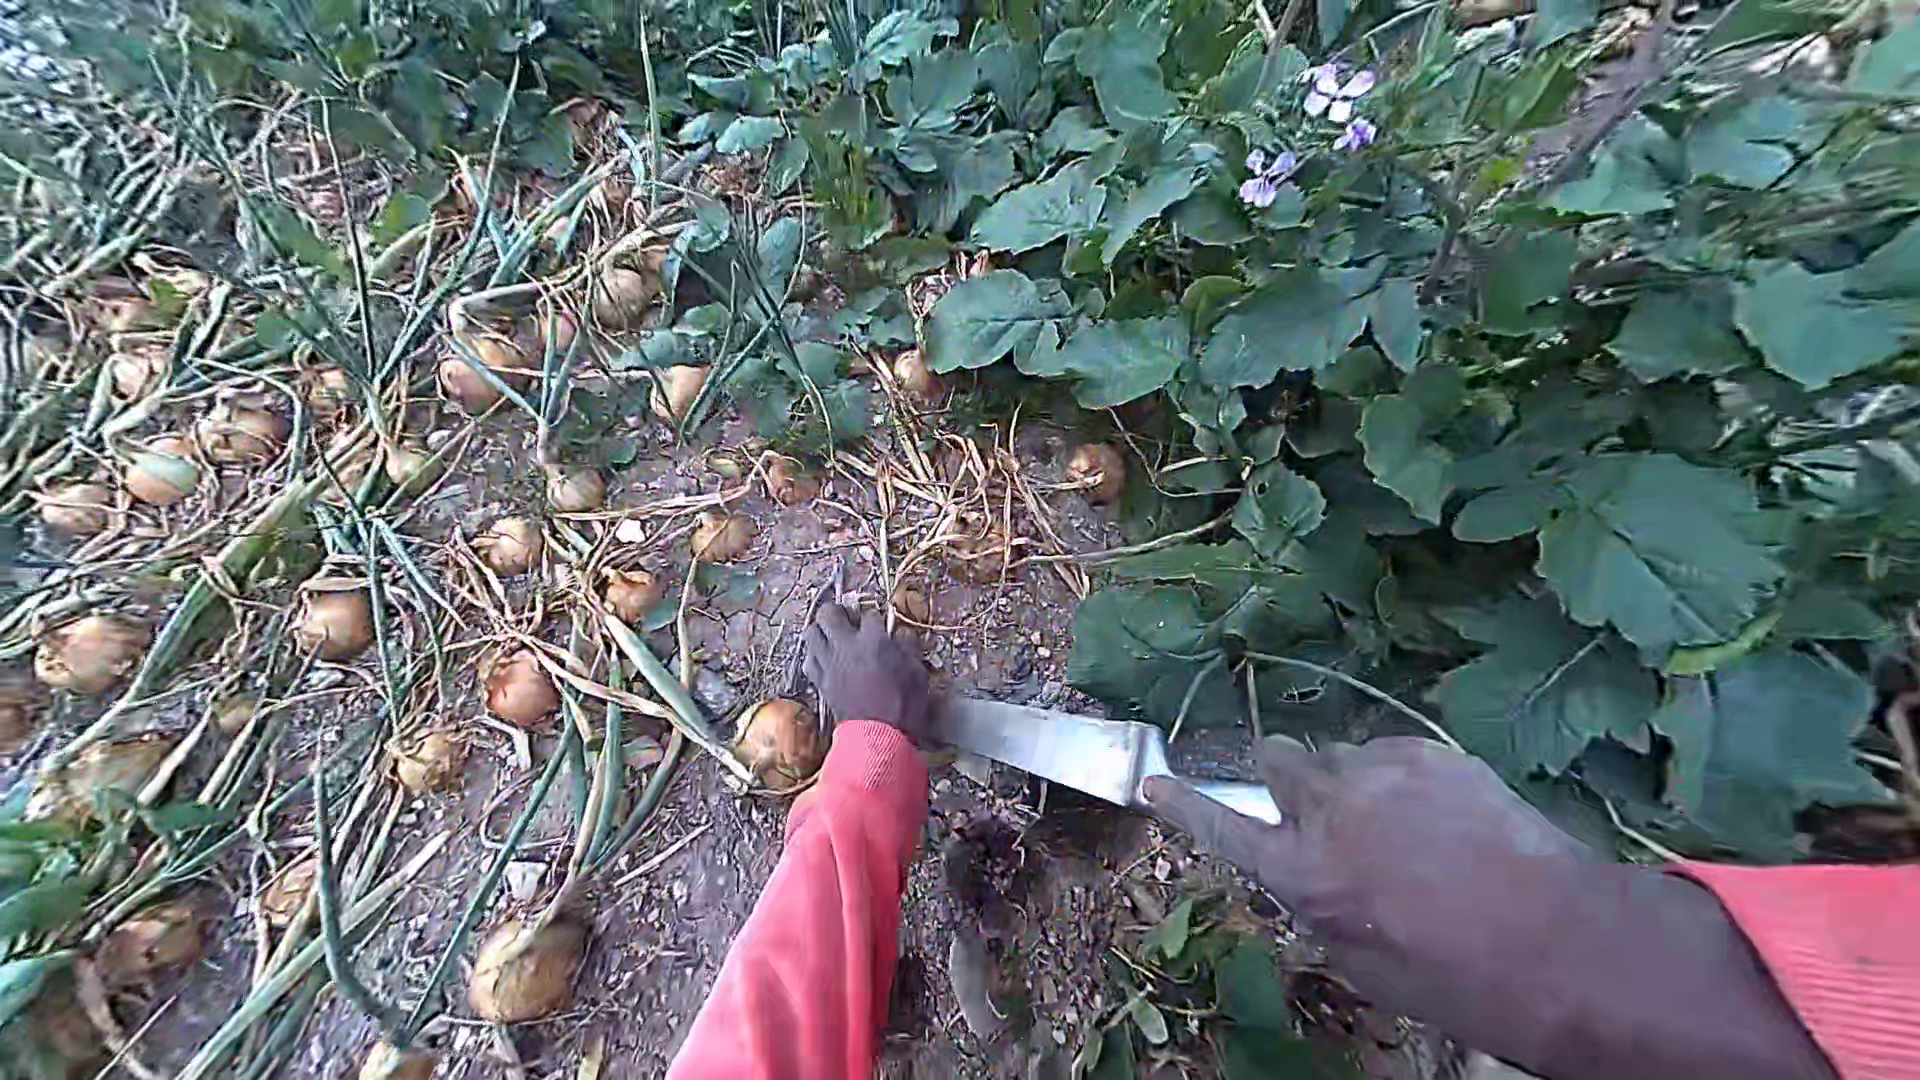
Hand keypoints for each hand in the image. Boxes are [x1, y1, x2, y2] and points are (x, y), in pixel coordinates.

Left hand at [802, 603, 930, 743]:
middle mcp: (845, 645)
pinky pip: (809, 659)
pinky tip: (826, 659)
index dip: (874, 617)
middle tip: (846, 618)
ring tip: (832, 636)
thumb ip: (907, 646)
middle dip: (836, 611)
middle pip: (828, 613)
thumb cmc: (903, 703)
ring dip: (820, 631)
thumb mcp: (917, 670)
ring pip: (810, 632)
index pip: (868, 614)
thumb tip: (900, 634)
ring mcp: (828, 662)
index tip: (879, 625)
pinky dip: (815, 655)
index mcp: (872, 639)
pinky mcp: (819, 681)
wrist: (878, 736)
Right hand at [1145, 737, 1832, 1079]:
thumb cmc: (1463, 980)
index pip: (1220, 826)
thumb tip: (1292, 861)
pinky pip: (1385, 751)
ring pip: (1332, 754)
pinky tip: (1442, 813)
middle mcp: (1325, 811)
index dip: (1180, 803)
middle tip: (1324, 807)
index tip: (1152, 782)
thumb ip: (1309, 898)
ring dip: (1347, 781)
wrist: (1580, 952)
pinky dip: (1396, 776)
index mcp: (1304, 873)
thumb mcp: (1362, 959)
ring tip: (1402, 821)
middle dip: (1286, 776)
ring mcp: (1374, 771)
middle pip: (1272, 757)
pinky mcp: (1423, 751)